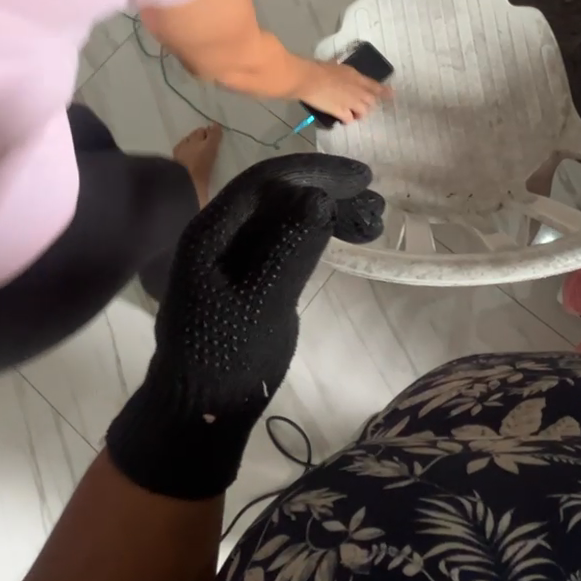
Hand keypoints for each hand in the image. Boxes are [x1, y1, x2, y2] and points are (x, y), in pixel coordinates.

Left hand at [106, 154, 384, 499]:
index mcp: (212, 231)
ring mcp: (242, 251)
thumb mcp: (261, 301)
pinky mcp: (260, 271)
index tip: (361, 178)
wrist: (206, 407)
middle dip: (328, 191)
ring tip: (374, 220)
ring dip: (331, 210)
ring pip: (291, 214)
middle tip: (374, 200)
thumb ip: (288, 247)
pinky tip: (354, 234)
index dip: (314, 173)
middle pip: (281, 194)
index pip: (265, 182)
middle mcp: (225, 232)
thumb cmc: (224, 355)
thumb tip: (319, 195)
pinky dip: (323, 231)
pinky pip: (293, 237)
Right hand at [293, 59, 384, 123]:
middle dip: (367, 105)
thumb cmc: (318, 68)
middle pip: (371, 101)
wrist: (308, 78)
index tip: (392, 94)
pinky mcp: (341, 112)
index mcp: (356, 76)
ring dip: (359, 114)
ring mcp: (350, 102)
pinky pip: (349, 119)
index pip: (374, 85)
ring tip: (352, 114)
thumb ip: (342, 72)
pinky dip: (347, 120)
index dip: (383, 91)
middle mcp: (357, 90)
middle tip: (360, 106)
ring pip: (363, 112)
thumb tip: (339, 70)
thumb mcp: (335, 66)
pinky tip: (342, 119)